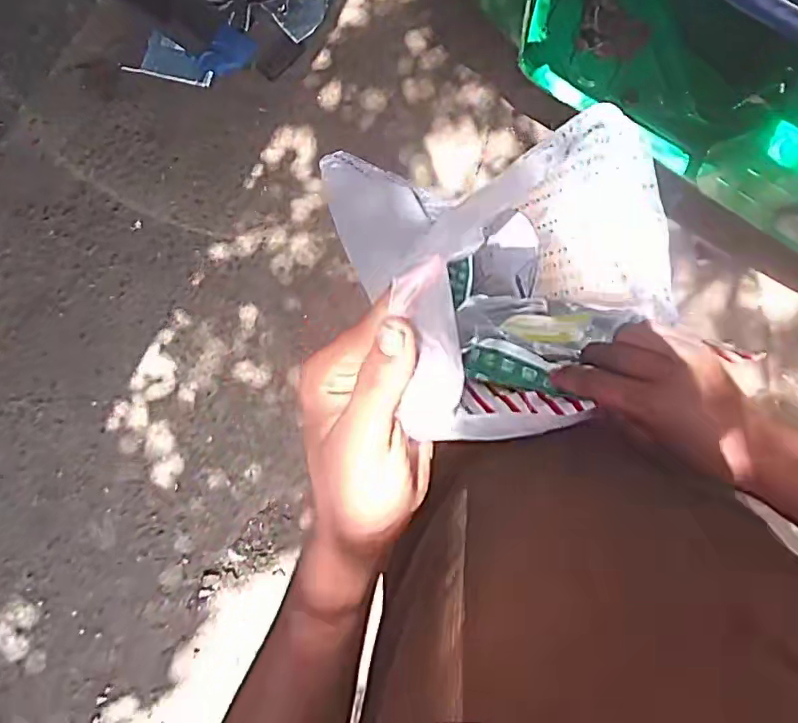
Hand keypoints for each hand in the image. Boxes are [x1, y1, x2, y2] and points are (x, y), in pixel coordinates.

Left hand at [294, 291, 433, 608]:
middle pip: (392, 322)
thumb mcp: (365, 440)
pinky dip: (437, 343)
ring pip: (407, 337)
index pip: (376, 322)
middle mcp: (347, 364)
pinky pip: (416, 357)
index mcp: (331, 371)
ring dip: (434, 317)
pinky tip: (458, 324)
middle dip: (425, 298)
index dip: (410, 293)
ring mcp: (371, 375)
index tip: (440, 261)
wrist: (362, 537)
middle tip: (463, 267)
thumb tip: (397, 323)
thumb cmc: (357, 496)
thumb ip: (380, 382)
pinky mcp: (392, 388)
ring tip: (467, 284)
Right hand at [552, 322, 774, 491]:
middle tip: (584, 369)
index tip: (556, 376)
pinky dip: (640, 337)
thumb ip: (621, 419)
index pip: (598, 382)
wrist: (756, 444)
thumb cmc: (704, 457)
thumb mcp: (656, 447)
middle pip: (609, 351)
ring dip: (614, 344)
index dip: (572, 378)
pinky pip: (656, 329)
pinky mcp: (697, 344)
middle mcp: (664, 370)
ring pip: (630, 332)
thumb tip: (595, 400)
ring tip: (614, 357)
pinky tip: (640, 350)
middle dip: (589, 359)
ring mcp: (682, 352)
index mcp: (653, 403)